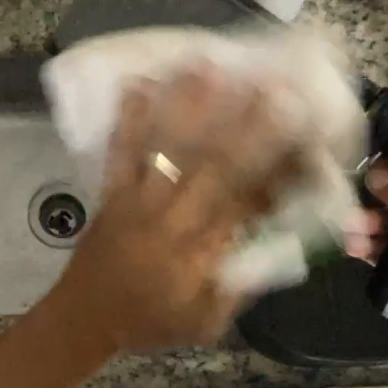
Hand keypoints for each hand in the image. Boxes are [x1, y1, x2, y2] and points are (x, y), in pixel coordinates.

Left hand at [49, 69, 299, 352]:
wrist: (84, 319)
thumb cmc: (150, 322)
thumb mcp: (206, 322)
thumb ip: (239, 285)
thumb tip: (275, 242)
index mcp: (198, 253)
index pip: (245, 203)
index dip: (275, 170)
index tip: (302, 136)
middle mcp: (170, 220)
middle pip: (213, 166)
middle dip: (245, 125)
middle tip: (272, 85)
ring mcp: (136, 201)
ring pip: (166, 150)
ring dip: (187, 108)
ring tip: (207, 65)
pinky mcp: (110, 192)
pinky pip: (119, 153)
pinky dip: (127, 119)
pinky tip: (138, 84)